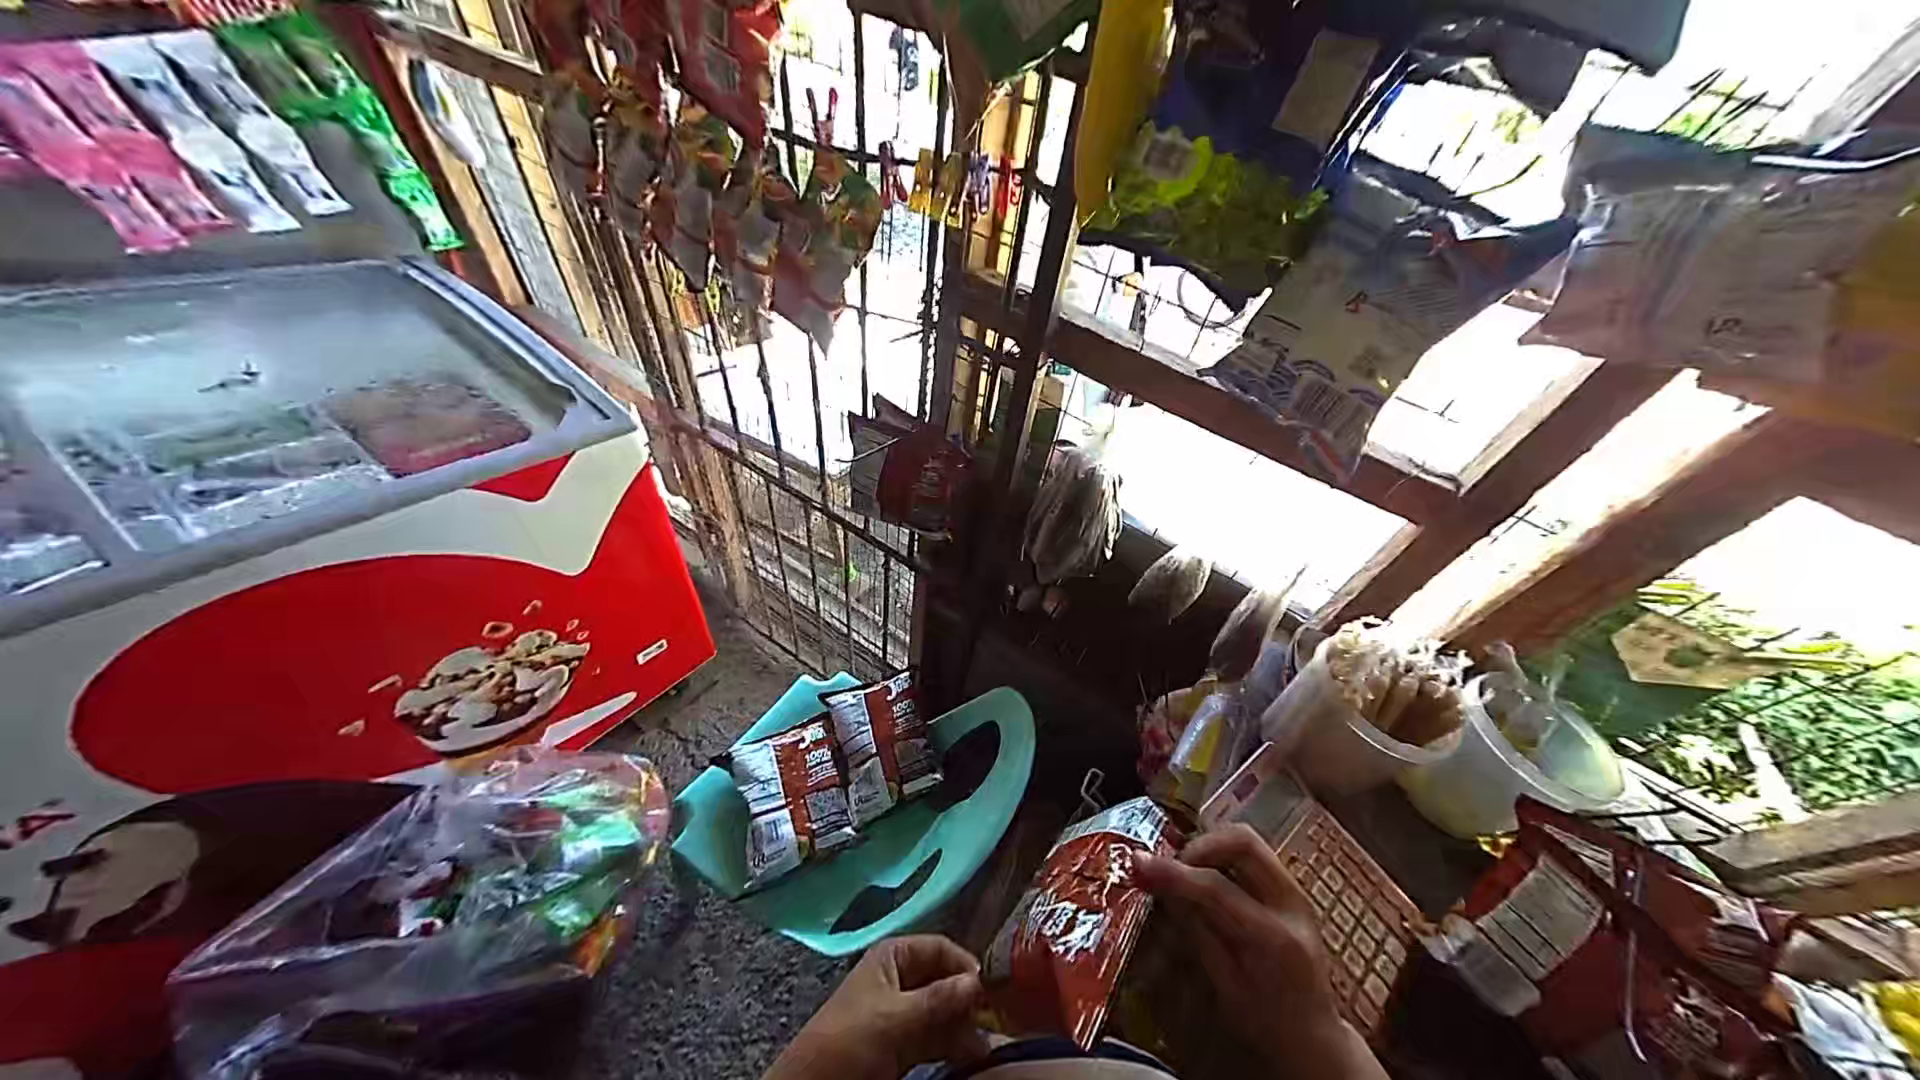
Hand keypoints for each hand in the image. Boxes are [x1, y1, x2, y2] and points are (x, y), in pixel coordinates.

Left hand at [764, 935, 987, 1079]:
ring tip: (991, 1043)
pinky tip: (975, 1056)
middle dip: (968, 999)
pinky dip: (955, 1046)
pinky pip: (936, 1039)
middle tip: (996, 1020)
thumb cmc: (851, 1039)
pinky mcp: (903, 1046)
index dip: (964, 964)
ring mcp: (903, 1013)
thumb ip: (938, 999)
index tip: (990, 988)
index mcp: (894, 957)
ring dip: (966, 1026)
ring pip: (944, 1012)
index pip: (940, 949)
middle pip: (945, 980)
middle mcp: (901, 978)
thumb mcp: (895, 1018)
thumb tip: (977, 981)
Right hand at [1134, 825, 1386, 1079]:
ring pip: (1247, 840)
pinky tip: (1206, 877)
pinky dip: (1222, 855)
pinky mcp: (1293, 889)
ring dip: (1210, 846)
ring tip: (1187, 872)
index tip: (1138, 862)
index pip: (1215, 887)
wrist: (1317, 1041)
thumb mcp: (1224, 987)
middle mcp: (1292, 905)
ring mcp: (1297, 892)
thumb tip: (1161, 889)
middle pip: (1242, 842)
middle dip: (1199, 845)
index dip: (1172, 872)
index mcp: (1274, 938)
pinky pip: (1252, 854)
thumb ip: (1196, 931)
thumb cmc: (1267, 1024)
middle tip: (1174, 867)